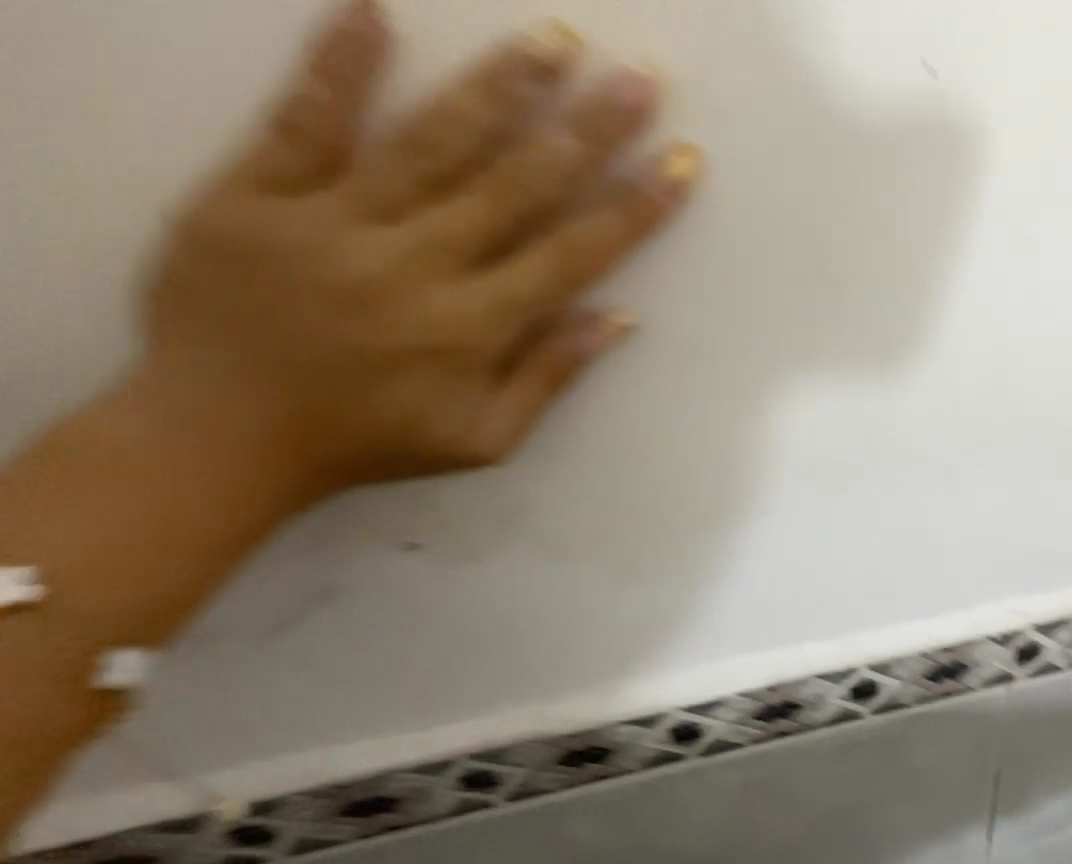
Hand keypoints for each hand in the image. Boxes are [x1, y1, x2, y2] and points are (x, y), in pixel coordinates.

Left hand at [128, 0, 699, 500]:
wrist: (218, 436)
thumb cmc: (367, 441)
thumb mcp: (482, 439)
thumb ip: (550, 377)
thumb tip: (620, 318)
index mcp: (474, 327)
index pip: (573, 254)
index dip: (635, 207)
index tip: (680, 162)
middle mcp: (417, 264)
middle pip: (517, 185)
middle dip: (589, 130)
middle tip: (640, 78)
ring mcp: (333, 223)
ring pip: (431, 143)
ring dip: (500, 87)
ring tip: (554, 38)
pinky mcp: (254, 195)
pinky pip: (302, 123)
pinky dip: (338, 66)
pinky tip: (374, 11)